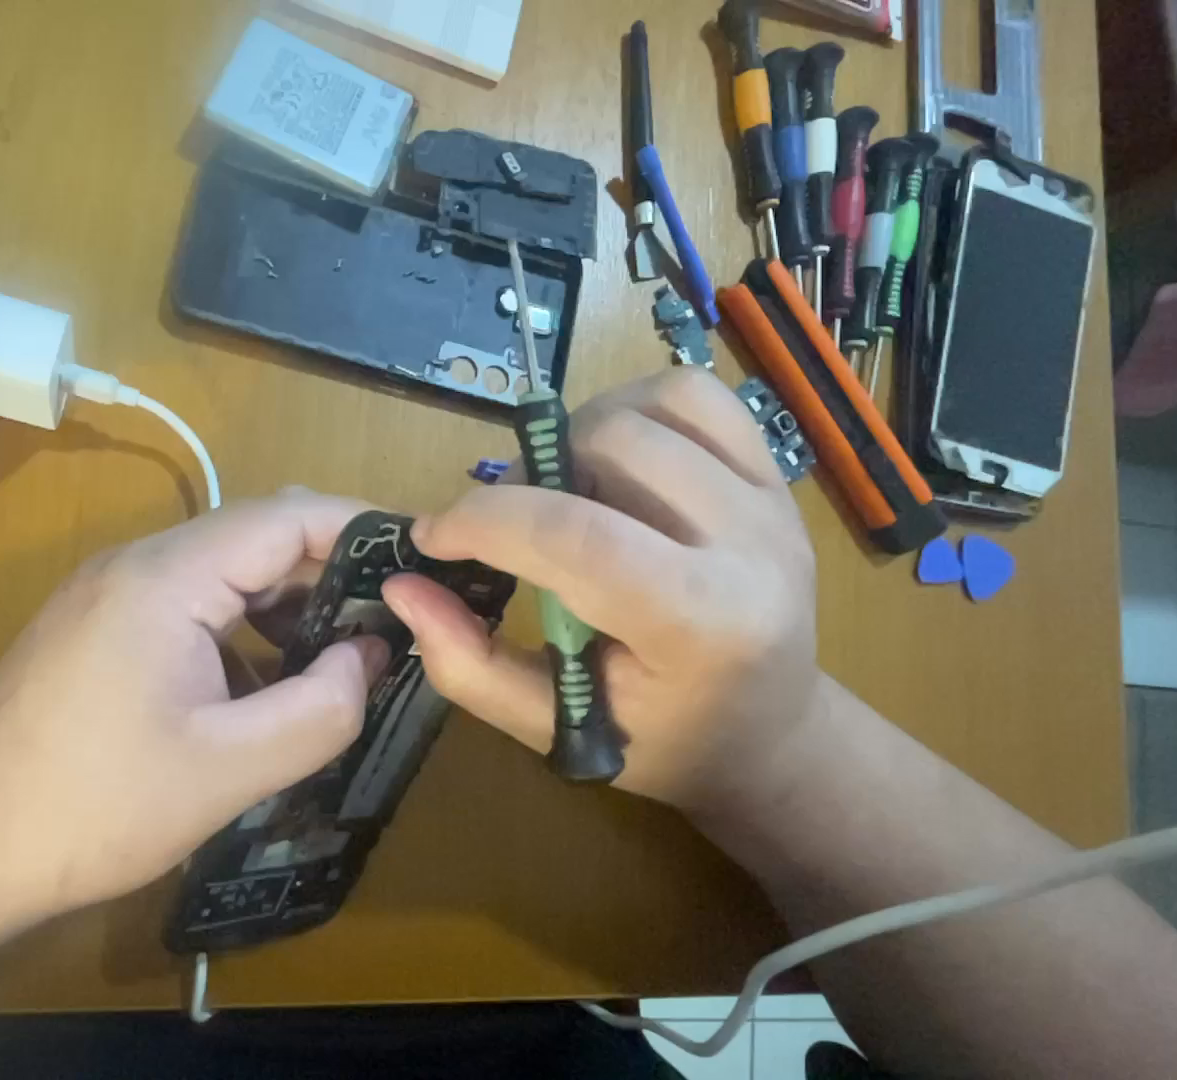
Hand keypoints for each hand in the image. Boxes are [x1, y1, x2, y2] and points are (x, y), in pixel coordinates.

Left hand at [0, 490, 387, 920]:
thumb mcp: (229, 769)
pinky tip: (272, 680)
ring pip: (228, 571)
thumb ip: (319, 708)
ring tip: (348, 652)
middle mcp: (141, 564)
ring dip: (290, 602)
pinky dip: (247, 627)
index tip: (420, 563)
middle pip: (258, 536)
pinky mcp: (106, 625)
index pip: (287, 516)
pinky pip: (196, 603)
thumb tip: (369, 655)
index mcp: (169, 577)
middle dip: (333, 569)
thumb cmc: (94, 806)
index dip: (361, 530)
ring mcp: (116, 592)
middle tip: (397, 618)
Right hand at [381, 368, 818, 812]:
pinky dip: (632, 409)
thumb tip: (403, 586)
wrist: (769, 728)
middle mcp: (751, 547)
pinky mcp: (774, 474)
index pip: (578, 537)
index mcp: (701, 626)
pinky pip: (694, 395)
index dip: (486, 521)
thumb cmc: (659, 740)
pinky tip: (609, 459)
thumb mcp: (553, 728)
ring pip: (650, 407)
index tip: (433, 536)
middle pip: (613, 448)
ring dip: (576, 437)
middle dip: (530, 479)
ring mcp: (771, 500)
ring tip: (560, 494)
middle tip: (506, 528)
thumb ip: (469, 665)